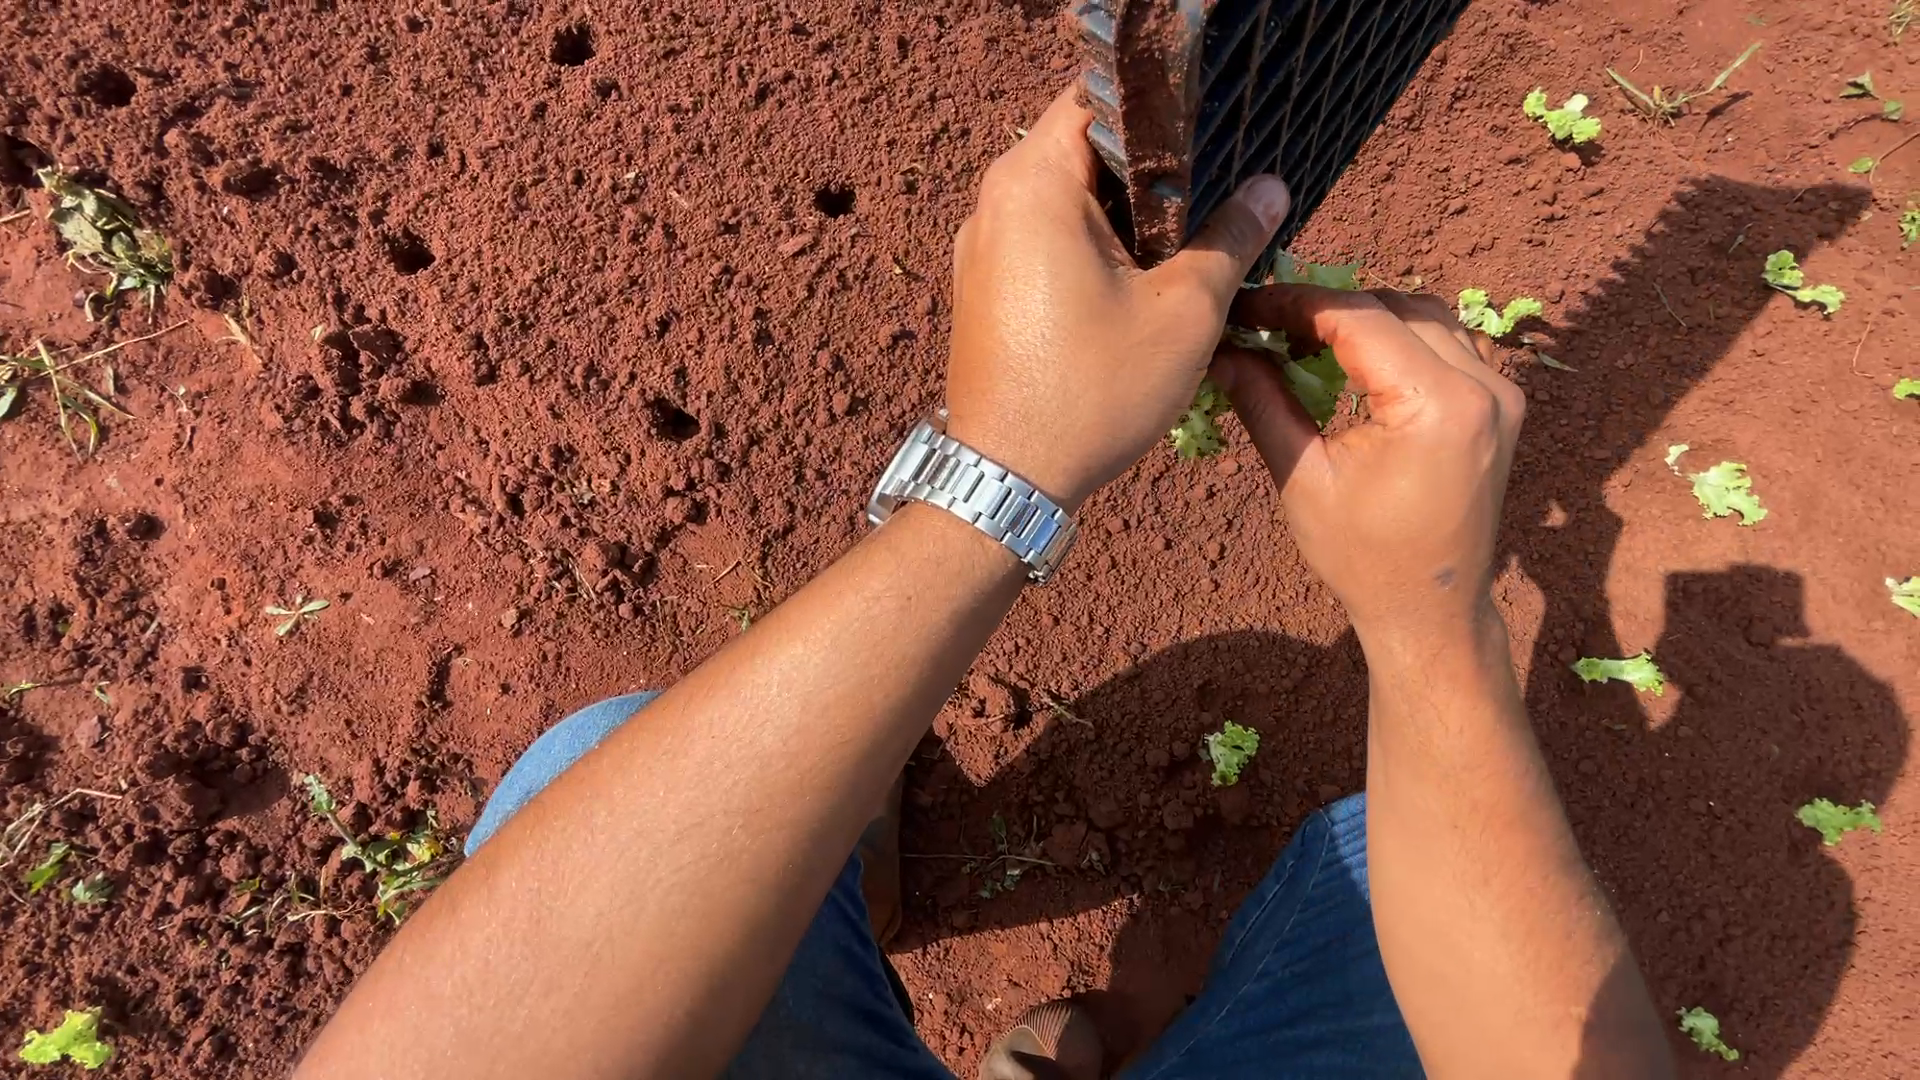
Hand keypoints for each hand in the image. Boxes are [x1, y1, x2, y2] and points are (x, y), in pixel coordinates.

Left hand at [943, 85, 1292, 509]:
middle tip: (1205, 202)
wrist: (1008, 478)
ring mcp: (978, 253)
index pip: (1097, 99)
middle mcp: (990, 206)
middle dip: (1145, 172)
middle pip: (1077, 151)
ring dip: (1116, 217)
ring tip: (1173, 248)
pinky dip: (1081, 251)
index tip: (1208, 143)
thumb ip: (1231, 238)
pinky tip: (1125, 287)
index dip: (1160, 113)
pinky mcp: (979, 294)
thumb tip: (1270, 187)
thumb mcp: (1183, 313)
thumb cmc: (1092, 394)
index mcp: (1031, 184)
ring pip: (1058, 203)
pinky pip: (1036, 246)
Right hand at [1212, 289, 1524, 644]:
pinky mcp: (1500, 405)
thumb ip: (1264, 404)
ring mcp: (1501, 393)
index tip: (1248, 306)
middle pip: (1395, 306)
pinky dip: (1399, 337)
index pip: (1360, 318)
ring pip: (1426, 316)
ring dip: (1364, 318)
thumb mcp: (1302, 478)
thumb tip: (1223, 353)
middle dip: (1325, 307)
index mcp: (1435, 405)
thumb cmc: (1360, 555)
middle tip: (1267, 325)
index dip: (1295, 304)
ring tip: (1305, 338)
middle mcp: (1483, 386)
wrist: (1429, 606)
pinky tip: (1358, 358)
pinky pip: (1448, 343)